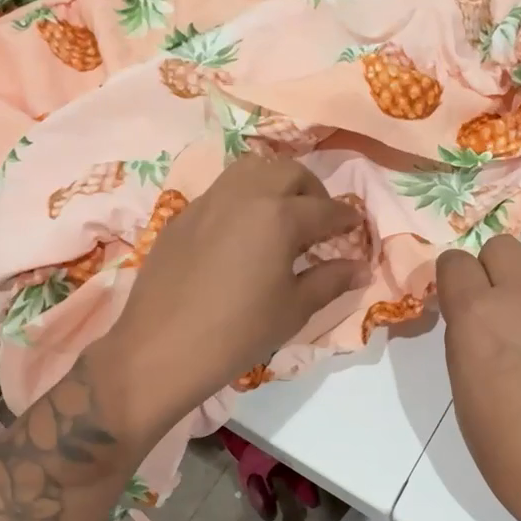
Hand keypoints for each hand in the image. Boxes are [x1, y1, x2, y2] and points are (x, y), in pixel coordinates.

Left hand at [96, 158, 364, 431]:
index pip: (327, 209)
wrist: (160, 351)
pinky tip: (242, 233)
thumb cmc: (238, 334)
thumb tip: (361, 267)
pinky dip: (242, 199)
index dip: (347, 218)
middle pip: (290, 172)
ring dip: (275, 182)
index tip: (356, 226)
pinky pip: (221, 191)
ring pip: (251, 169)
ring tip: (281, 214)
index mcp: (280, 216)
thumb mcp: (294, 309)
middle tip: (320, 220)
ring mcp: (209, 202)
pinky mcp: (182, 216)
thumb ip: (331, 280)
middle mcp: (246, 196)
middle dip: (313, 191)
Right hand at [437, 236, 520, 520]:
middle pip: (500, 245)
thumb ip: (465, 343)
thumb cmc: (513, 455)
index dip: (449, 282)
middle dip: (487, 268)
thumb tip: (472, 322)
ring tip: (520, 314)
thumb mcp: (466, 397)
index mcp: (479, 315)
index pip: (454, 262)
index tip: (451, 306)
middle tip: (486, 307)